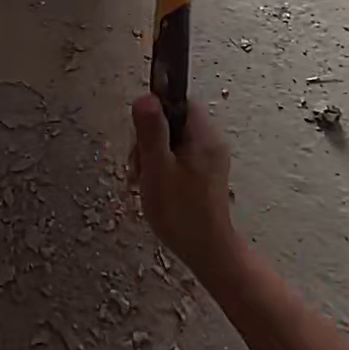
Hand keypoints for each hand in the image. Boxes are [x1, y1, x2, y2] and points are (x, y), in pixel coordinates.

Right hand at [129, 94, 240, 275]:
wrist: (206, 252)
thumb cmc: (182, 213)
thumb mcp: (158, 168)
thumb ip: (151, 131)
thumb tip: (145, 97)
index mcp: (203, 135)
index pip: (177, 101)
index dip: (154, 111)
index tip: (140, 133)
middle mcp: (209, 141)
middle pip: (171, 120)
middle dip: (148, 139)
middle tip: (139, 164)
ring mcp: (207, 157)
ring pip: (170, 139)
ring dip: (150, 155)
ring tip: (142, 179)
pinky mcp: (202, 171)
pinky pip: (176, 155)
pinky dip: (160, 166)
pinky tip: (151, 185)